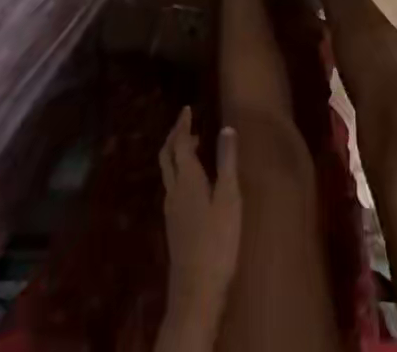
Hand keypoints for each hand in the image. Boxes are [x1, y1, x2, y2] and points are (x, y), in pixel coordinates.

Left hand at [160, 108, 240, 319]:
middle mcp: (173, 190)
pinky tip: (194, 181)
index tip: (187, 109)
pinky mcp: (174, 223)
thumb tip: (226, 128)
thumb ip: (227, 163)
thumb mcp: (229, 199)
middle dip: (175, 136)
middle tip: (187, 122)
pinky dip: (180, 171)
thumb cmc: (218, 240)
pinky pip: (172, 186)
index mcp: (187, 180)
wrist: (196, 288)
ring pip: (168, 172)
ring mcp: (171, 209)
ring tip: (195, 145)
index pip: (180, 144)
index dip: (183, 125)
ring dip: (177, 153)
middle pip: (167, 156)